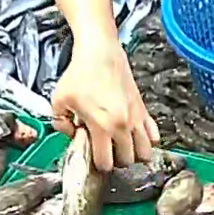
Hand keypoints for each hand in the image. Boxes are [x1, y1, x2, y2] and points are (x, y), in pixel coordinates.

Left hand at [49, 35, 159, 170]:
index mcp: (101, 127)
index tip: (95, 156)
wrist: (100, 49)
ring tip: (124, 147)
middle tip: (109, 150)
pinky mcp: (143, 110)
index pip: (106, 164)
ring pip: (144, 153)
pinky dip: (148, 140)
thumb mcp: (59, 99)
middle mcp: (121, 125)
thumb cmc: (80, 73)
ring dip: (135, 154)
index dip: (99, 164)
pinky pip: (155, 136)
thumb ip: (60, 124)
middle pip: (127, 161)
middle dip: (117, 160)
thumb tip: (71, 135)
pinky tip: (137, 136)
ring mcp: (135, 118)